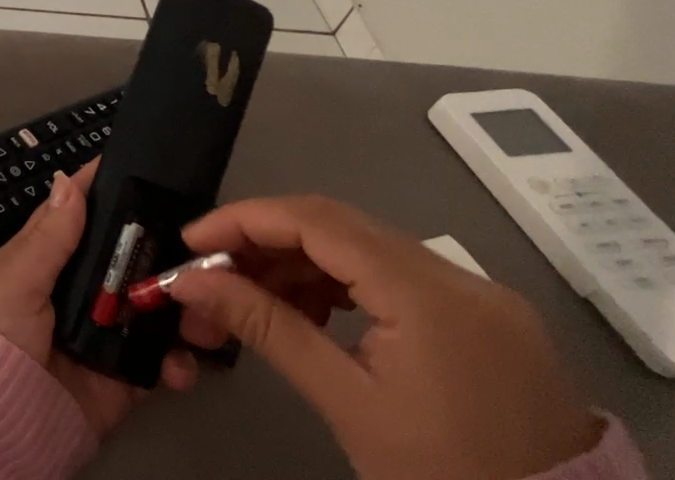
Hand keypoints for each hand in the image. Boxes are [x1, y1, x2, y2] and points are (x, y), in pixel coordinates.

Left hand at [0, 160, 214, 435]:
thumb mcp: (12, 279)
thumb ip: (47, 237)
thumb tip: (67, 180)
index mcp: (40, 261)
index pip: (78, 219)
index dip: (105, 196)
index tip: (145, 172)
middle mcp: (72, 292)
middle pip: (124, 262)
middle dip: (161, 254)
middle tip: (201, 249)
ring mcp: (99, 334)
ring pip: (149, 308)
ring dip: (179, 307)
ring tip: (205, 306)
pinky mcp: (120, 377)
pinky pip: (157, 362)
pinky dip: (176, 362)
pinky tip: (183, 361)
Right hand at [168, 196, 601, 479]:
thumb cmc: (444, 475)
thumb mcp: (345, 401)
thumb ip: (265, 327)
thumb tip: (187, 282)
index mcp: (429, 294)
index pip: (317, 222)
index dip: (245, 220)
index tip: (192, 242)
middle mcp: (459, 277)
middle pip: (339, 226)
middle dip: (265, 241)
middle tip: (212, 272)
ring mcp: (479, 295)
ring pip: (364, 246)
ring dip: (299, 262)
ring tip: (252, 299)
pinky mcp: (486, 317)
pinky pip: (395, 274)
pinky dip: (340, 281)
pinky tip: (309, 312)